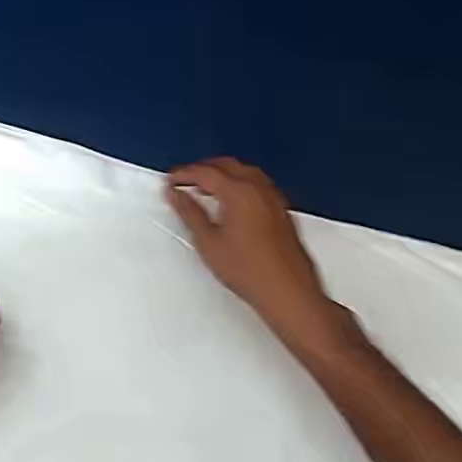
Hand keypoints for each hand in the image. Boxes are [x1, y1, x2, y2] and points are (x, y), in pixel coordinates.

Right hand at [165, 157, 349, 351]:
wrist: (290, 296)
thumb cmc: (251, 273)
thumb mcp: (208, 243)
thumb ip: (189, 213)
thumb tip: (175, 194)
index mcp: (239, 192)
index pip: (204, 172)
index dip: (183, 174)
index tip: (171, 180)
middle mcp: (259, 189)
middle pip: (226, 165)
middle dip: (202, 168)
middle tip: (185, 179)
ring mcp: (274, 199)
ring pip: (244, 171)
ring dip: (223, 173)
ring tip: (206, 187)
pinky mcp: (283, 211)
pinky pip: (259, 183)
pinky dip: (241, 181)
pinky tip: (233, 199)